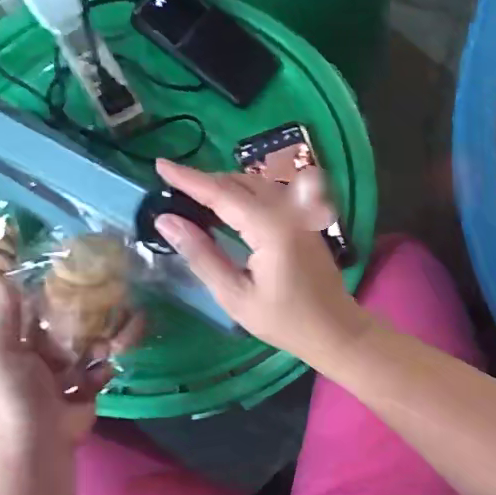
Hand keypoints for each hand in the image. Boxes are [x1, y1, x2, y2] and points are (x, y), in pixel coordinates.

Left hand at [0, 270, 118, 457]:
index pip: (26, 320)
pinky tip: (108, 365)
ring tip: (105, 339)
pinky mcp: (82, 398)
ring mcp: (59, 383)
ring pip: (79, 354)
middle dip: (75, 322)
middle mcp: (34, 366)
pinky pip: (95, 377)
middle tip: (97, 298)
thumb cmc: (15, 394)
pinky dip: (102, 371)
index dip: (41, 300)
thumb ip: (4, 316)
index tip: (63, 274)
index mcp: (10, 353)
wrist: (38, 444)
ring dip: (93, 345)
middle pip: (56, 335)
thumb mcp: (0, 350)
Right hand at [151, 160, 372, 361]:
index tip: (159, 164)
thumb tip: (166, 222)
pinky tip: (224, 205)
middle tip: (169, 184)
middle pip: (237, 182)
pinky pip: (266, 193)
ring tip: (190, 194)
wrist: (336, 329)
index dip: (188, 178)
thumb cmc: (284, 321)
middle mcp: (287, 209)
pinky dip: (240, 193)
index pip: (221, 193)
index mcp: (270, 227)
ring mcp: (299, 211)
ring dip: (221, 185)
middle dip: (203, 179)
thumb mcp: (234, 295)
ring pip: (253, 183)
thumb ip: (201, 255)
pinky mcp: (303, 218)